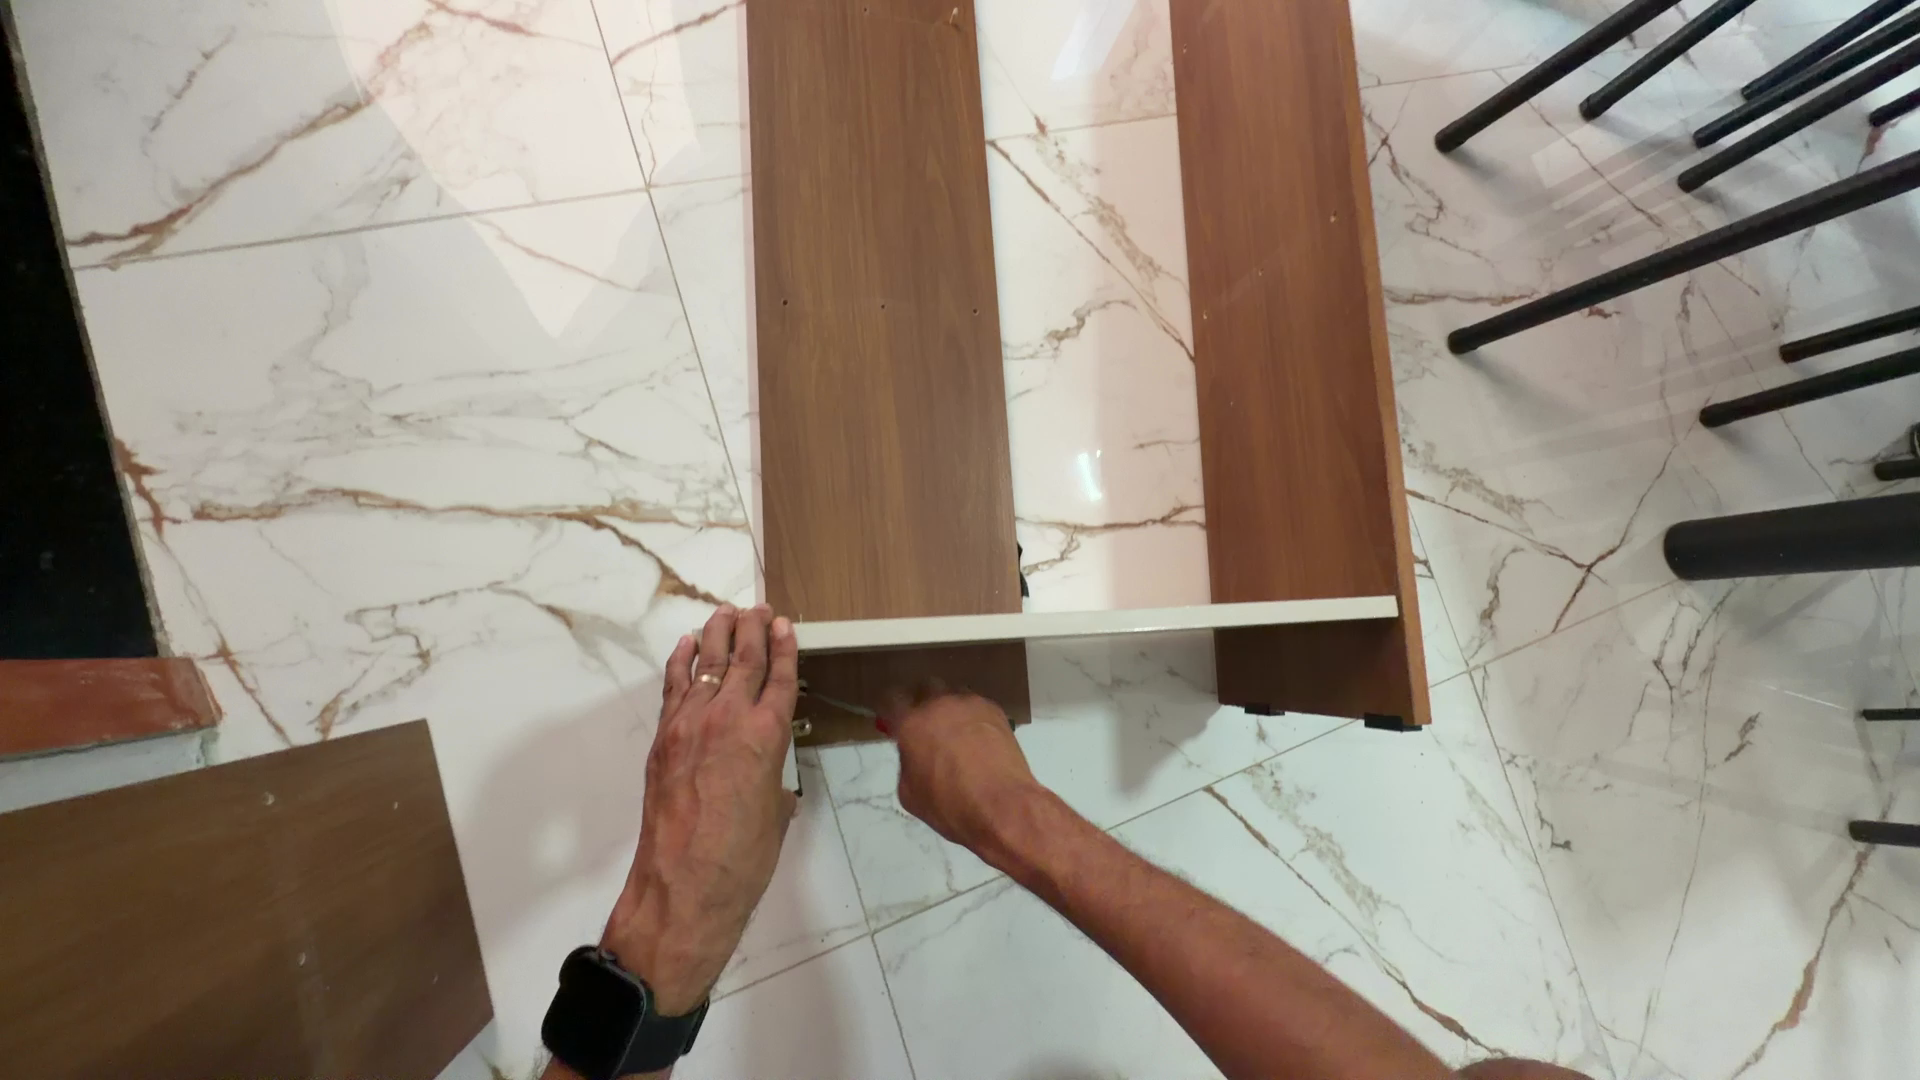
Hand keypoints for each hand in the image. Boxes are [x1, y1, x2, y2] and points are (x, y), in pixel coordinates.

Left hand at [603, 604, 799, 1015]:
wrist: (684, 888)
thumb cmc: (744, 857)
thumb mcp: (777, 811)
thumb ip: (774, 779)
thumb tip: (767, 773)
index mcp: (768, 735)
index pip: (780, 676)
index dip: (785, 646)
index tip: (785, 623)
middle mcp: (731, 718)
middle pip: (744, 659)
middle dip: (753, 628)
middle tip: (758, 606)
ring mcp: (691, 724)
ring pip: (708, 665)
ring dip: (718, 634)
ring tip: (726, 611)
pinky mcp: (664, 738)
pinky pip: (675, 688)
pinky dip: (683, 662)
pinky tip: (689, 644)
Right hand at [885, 687, 1045, 863]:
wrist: (1003, 806)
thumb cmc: (951, 807)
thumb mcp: (910, 794)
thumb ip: (907, 762)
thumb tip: (914, 752)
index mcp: (911, 724)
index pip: (891, 699)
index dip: (891, 710)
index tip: (893, 721)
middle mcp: (938, 704)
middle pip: (924, 688)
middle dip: (922, 703)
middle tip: (926, 727)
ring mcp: (968, 703)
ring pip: (953, 694)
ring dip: (949, 708)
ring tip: (957, 734)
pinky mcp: (994, 709)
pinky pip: (976, 705)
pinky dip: (972, 717)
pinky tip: (979, 740)